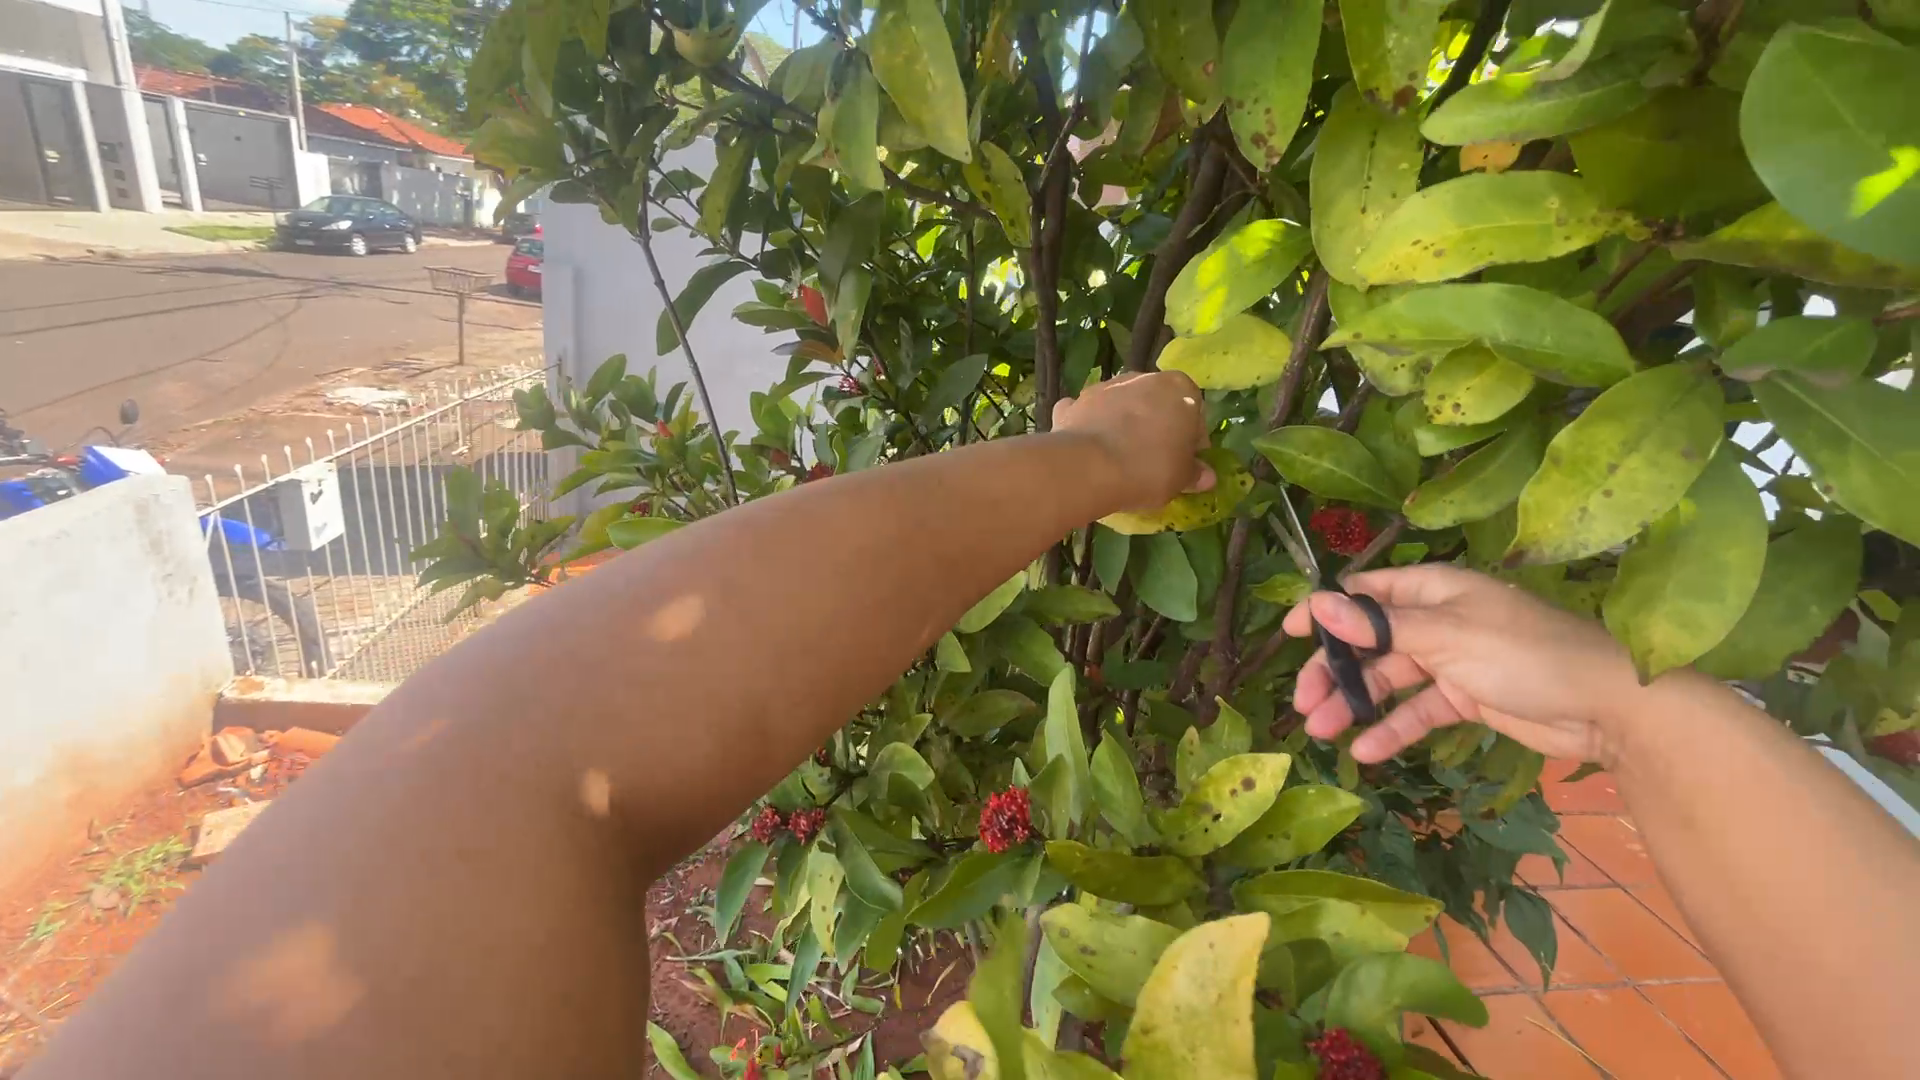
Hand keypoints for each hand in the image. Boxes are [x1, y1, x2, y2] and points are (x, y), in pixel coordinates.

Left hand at [1052, 372, 1213, 510]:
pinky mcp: (1074, 403)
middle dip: (1156, 428)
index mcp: (1180, 388)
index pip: (1194, 414)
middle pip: (1156, 405)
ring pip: (1121, 406)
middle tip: (1153, 461)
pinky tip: (1088, 447)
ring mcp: (1104, 387)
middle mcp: (1143, 378)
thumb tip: (1206, 477)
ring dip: (1123, 424)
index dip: (1191, 441)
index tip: (1184, 463)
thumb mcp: (1181, 479)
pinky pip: (1087, 413)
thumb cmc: (1149, 469)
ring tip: (1119, 458)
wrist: (1089, 468)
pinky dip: (1088, 425)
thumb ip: (1195, 473)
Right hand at [1283, 564, 1648, 765]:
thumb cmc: (1526, 653)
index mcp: (1432, 591)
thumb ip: (1379, 626)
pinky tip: (1366, 751)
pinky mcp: (1463, 698)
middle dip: (1333, 671)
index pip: (1364, 594)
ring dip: (1354, 704)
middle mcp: (1435, 621)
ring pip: (1387, 680)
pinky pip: (1417, 711)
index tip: (1289, 634)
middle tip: (1304, 702)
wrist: (1613, 708)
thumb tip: (1318, 605)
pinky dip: (1392, 728)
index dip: (1325, 612)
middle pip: (1368, 643)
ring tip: (1322, 730)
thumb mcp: (1446, 635)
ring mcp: (1449, 661)